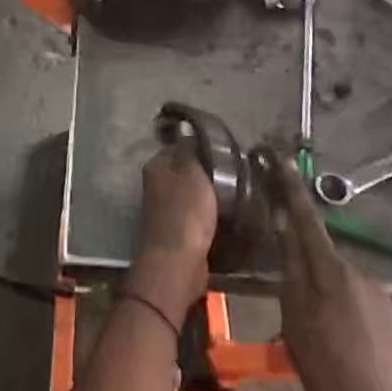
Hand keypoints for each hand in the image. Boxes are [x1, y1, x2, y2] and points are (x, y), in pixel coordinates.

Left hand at [128, 141, 217, 318]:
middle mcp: (156, 184)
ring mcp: (166, 208)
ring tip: (235, 190)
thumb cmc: (186, 211)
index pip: (179, 146)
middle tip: (234, 171)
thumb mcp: (193, 172)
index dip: (200, 146)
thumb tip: (185, 127)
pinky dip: (209, 212)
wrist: (179, 262)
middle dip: (207, 171)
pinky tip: (227, 212)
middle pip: (186, 169)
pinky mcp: (178, 229)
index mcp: (156, 166)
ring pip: (193, 192)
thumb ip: (190, 150)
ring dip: (210, 193)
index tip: (224, 151)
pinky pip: (197, 213)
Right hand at [271, 157, 391, 390]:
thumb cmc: (322, 361)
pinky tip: (336, 335)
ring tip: (313, 325)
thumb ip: (290, 264)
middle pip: (322, 249)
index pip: (305, 216)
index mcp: (330, 266)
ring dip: (324, 286)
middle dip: (305, 260)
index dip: (291, 186)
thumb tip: (283, 222)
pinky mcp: (389, 312)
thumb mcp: (293, 312)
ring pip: (338, 275)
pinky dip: (341, 303)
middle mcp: (358, 268)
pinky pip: (355, 294)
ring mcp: (377, 290)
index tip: (280, 158)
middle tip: (291, 294)